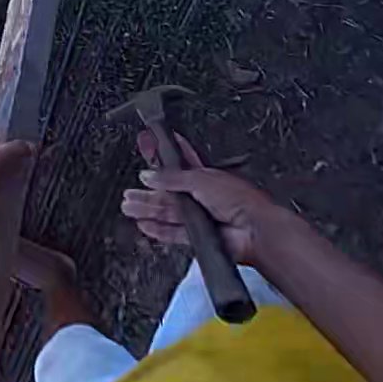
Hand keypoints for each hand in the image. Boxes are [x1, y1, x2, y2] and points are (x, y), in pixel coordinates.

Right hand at [120, 131, 284, 264]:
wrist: (254, 230)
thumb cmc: (238, 199)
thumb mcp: (200, 178)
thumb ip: (171, 178)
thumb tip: (148, 176)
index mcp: (204, 175)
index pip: (179, 161)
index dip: (162, 153)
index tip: (147, 144)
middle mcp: (200, 195)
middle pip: (168, 191)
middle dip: (148, 190)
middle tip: (130, 190)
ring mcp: (198, 217)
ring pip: (167, 212)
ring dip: (147, 209)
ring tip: (128, 206)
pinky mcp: (197, 236)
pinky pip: (173, 233)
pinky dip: (157, 230)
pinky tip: (144, 225)